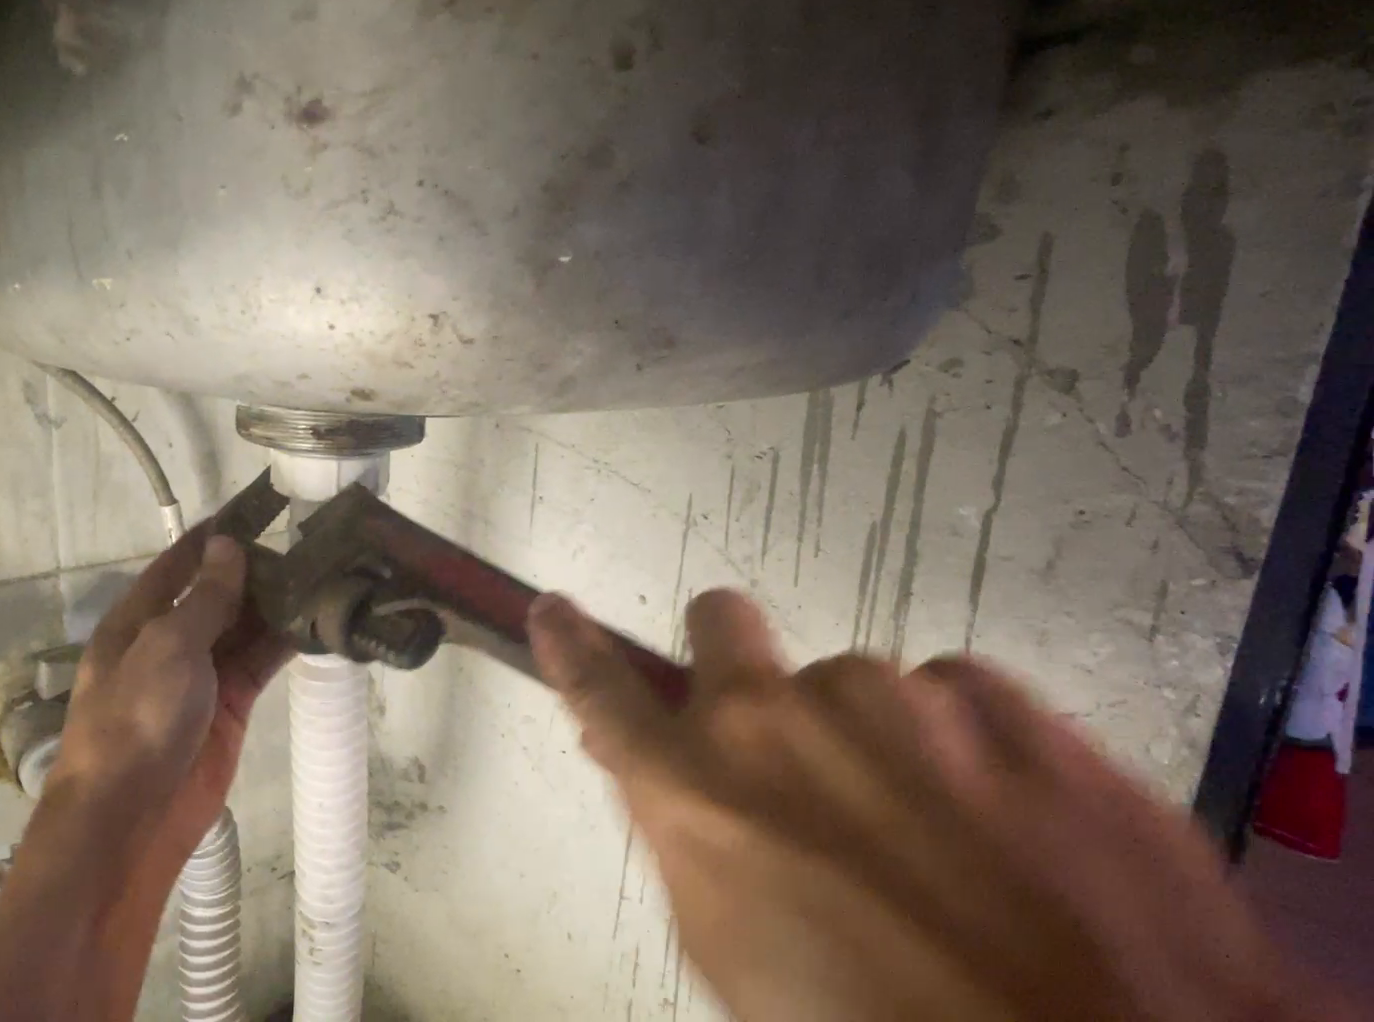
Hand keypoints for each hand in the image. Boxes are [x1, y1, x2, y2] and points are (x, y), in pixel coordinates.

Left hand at [54, 528, 293, 861]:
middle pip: (218, 594)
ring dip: (276, 604)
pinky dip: (284, 643)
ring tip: (323, 572)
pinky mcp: (230, 706)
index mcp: (139, 620)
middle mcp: (170, 640)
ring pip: (244, 627)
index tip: (258, 509)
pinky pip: (260, 663)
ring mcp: (202, 674)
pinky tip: (316, 620)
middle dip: (256, 569)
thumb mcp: (167, 648)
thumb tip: (228, 546)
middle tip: (310, 541)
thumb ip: (205, 598)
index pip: (180, 563)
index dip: (215, 536)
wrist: (131, 820)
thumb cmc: (136, 720)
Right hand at [529, 589, 1316, 1021]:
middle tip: (788, 740)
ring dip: (868, 733)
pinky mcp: (1005, 700)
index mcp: (699, 786)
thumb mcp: (732, 952)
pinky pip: (953, 692)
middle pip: (721, 620)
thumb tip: (654, 763)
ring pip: (855, 681)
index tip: (551, 609)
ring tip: (937, 835)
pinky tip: (1010, 824)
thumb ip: (684, 835)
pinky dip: (960, 741)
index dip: (568, 645)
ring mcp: (896, 696)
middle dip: (736, 664)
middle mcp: (778, 714)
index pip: (601, 689)